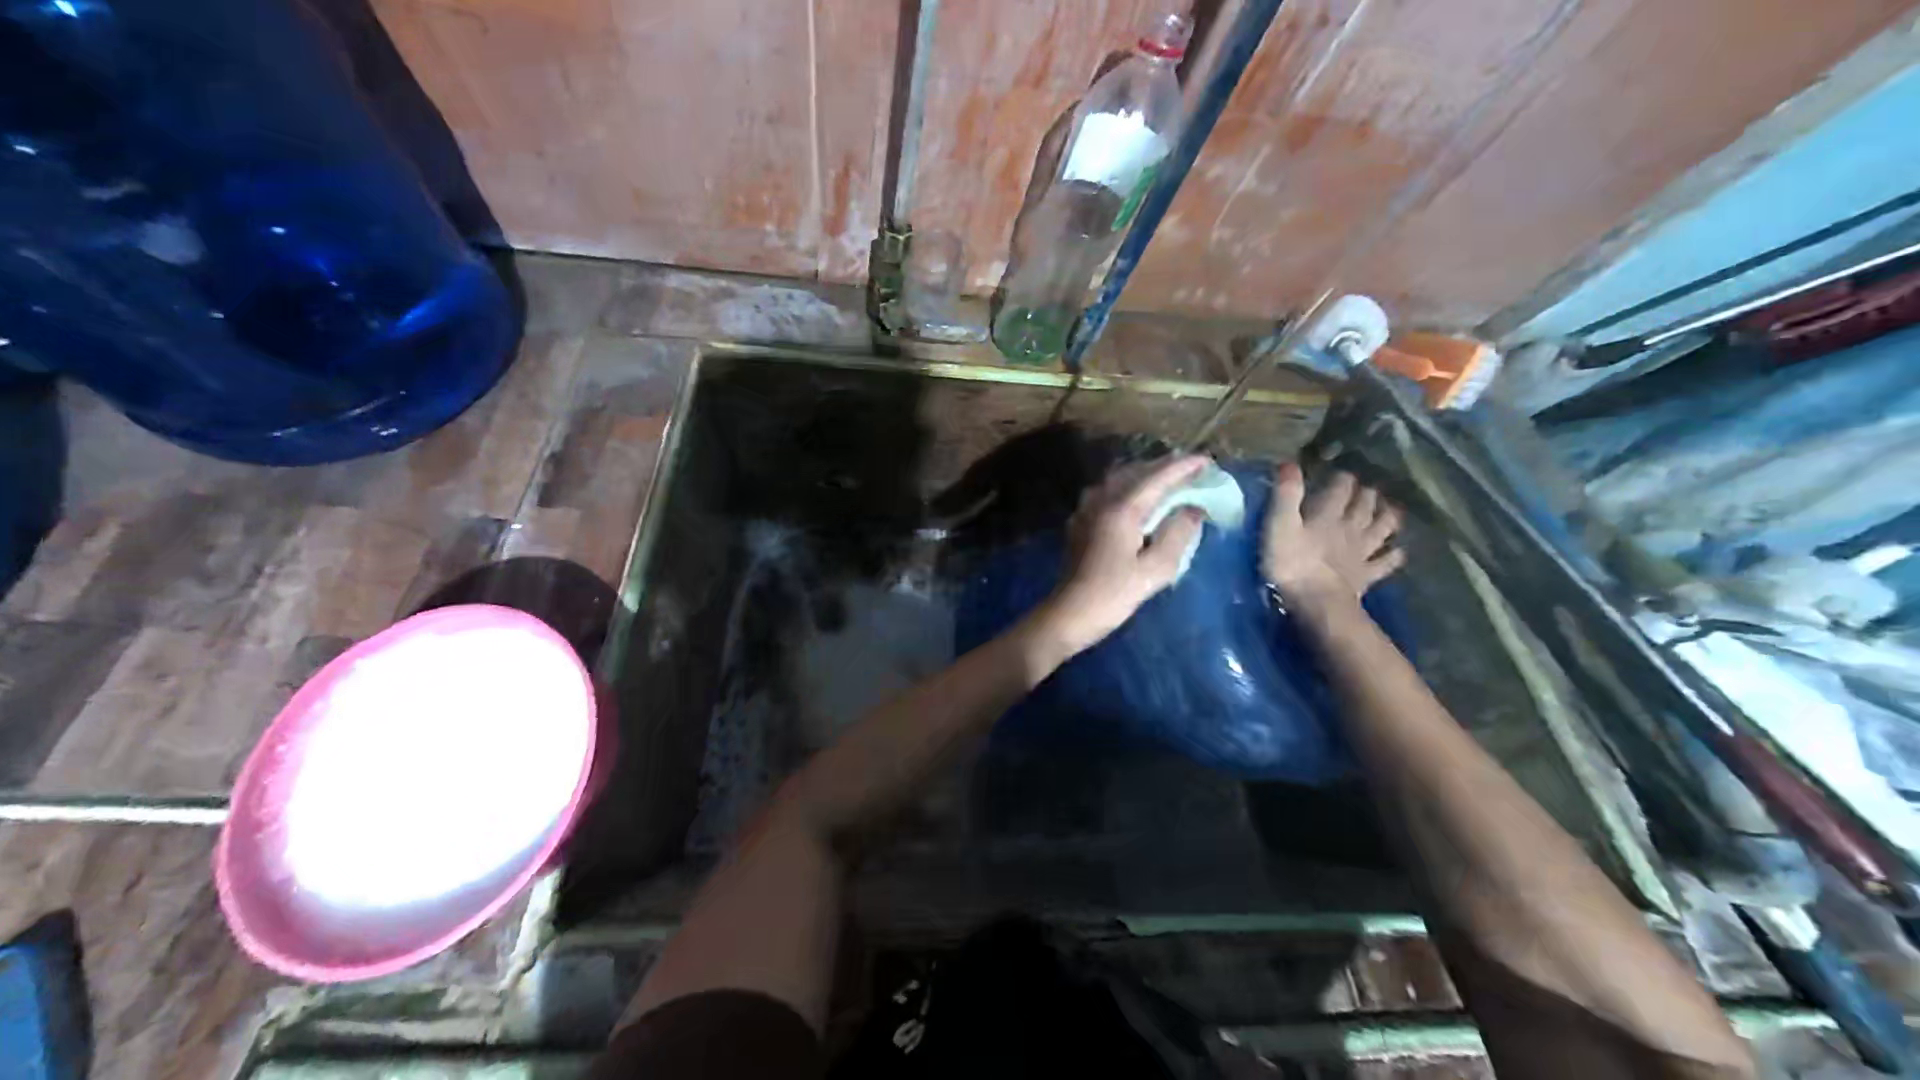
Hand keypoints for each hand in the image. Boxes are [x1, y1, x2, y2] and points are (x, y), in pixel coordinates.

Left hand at [1032, 454, 1209, 658]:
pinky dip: (1128, 489)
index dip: (1184, 467)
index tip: (1208, 460)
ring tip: (1169, 481)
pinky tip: (1139, 501)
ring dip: (1145, 475)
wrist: (1068, 614)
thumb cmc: (1114, 594)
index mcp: (1121, 508)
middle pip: (1136, 471)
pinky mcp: (1079, 522)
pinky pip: (1107, 493)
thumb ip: (1178, 534)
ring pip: (1119, 480)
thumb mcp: (1156, 570)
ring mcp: (1085, 509)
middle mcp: (1100, 500)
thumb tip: (1193, 509)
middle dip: (1165, 467)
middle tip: (1192, 470)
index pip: (1157, 476)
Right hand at [1261, 463, 1404, 608]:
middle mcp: (1350, 528)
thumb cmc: (1291, 562)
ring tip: (1392, 510)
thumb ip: (1285, 494)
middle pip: (1365, 505)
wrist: (1316, 603)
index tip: (1340, 474)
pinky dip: (1394, 556)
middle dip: (1367, 494)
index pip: (1340, 488)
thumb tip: (1289, 463)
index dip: (1342, 479)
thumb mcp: (1279, 524)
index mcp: (1328, 514)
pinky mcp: (1366, 576)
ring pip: (1381, 529)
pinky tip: (1398, 552)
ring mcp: (1361, 553)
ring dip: (1388, 517)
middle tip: (1367, 489)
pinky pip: (1385, 563)